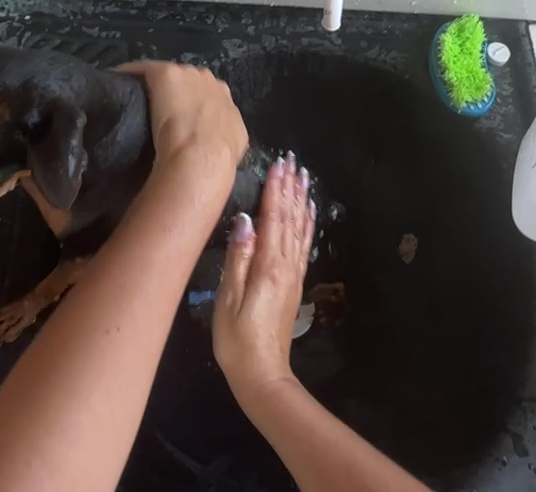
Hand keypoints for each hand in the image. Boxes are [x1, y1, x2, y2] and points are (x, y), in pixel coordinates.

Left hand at [115, 61, 247, 182]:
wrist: (202, 155)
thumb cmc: (218, 154)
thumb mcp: (234, 143)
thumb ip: (227, 134)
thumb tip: (219, 141)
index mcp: (224, 95)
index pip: (206, 93)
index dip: (192, 103)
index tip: (180, 118)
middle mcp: (208, 79)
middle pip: (188, 81)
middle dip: (177, 92)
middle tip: (162, 111)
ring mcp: (185, 74)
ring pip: (168, 76)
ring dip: (158, 85)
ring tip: (141, 99)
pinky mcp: (162, 73)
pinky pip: (144, 70)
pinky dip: (132, 73)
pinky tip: (118, 79)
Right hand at [213, 153, 314, 397]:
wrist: (263, 375)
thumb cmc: (237, 340)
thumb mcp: (228, 300)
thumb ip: (238, 258)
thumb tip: (244, 220)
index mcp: (268, 265)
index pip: (272, 218)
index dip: (274, 190)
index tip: (277, 165)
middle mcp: (286, 264)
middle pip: (289, 218)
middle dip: (289, 187)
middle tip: (293, 161)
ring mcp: (293, 274)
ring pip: (299, 228)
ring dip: (300, 200)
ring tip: (303, 177)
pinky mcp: (294, 283)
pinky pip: (303, 244)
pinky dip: (306, 223)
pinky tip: (307, 212)